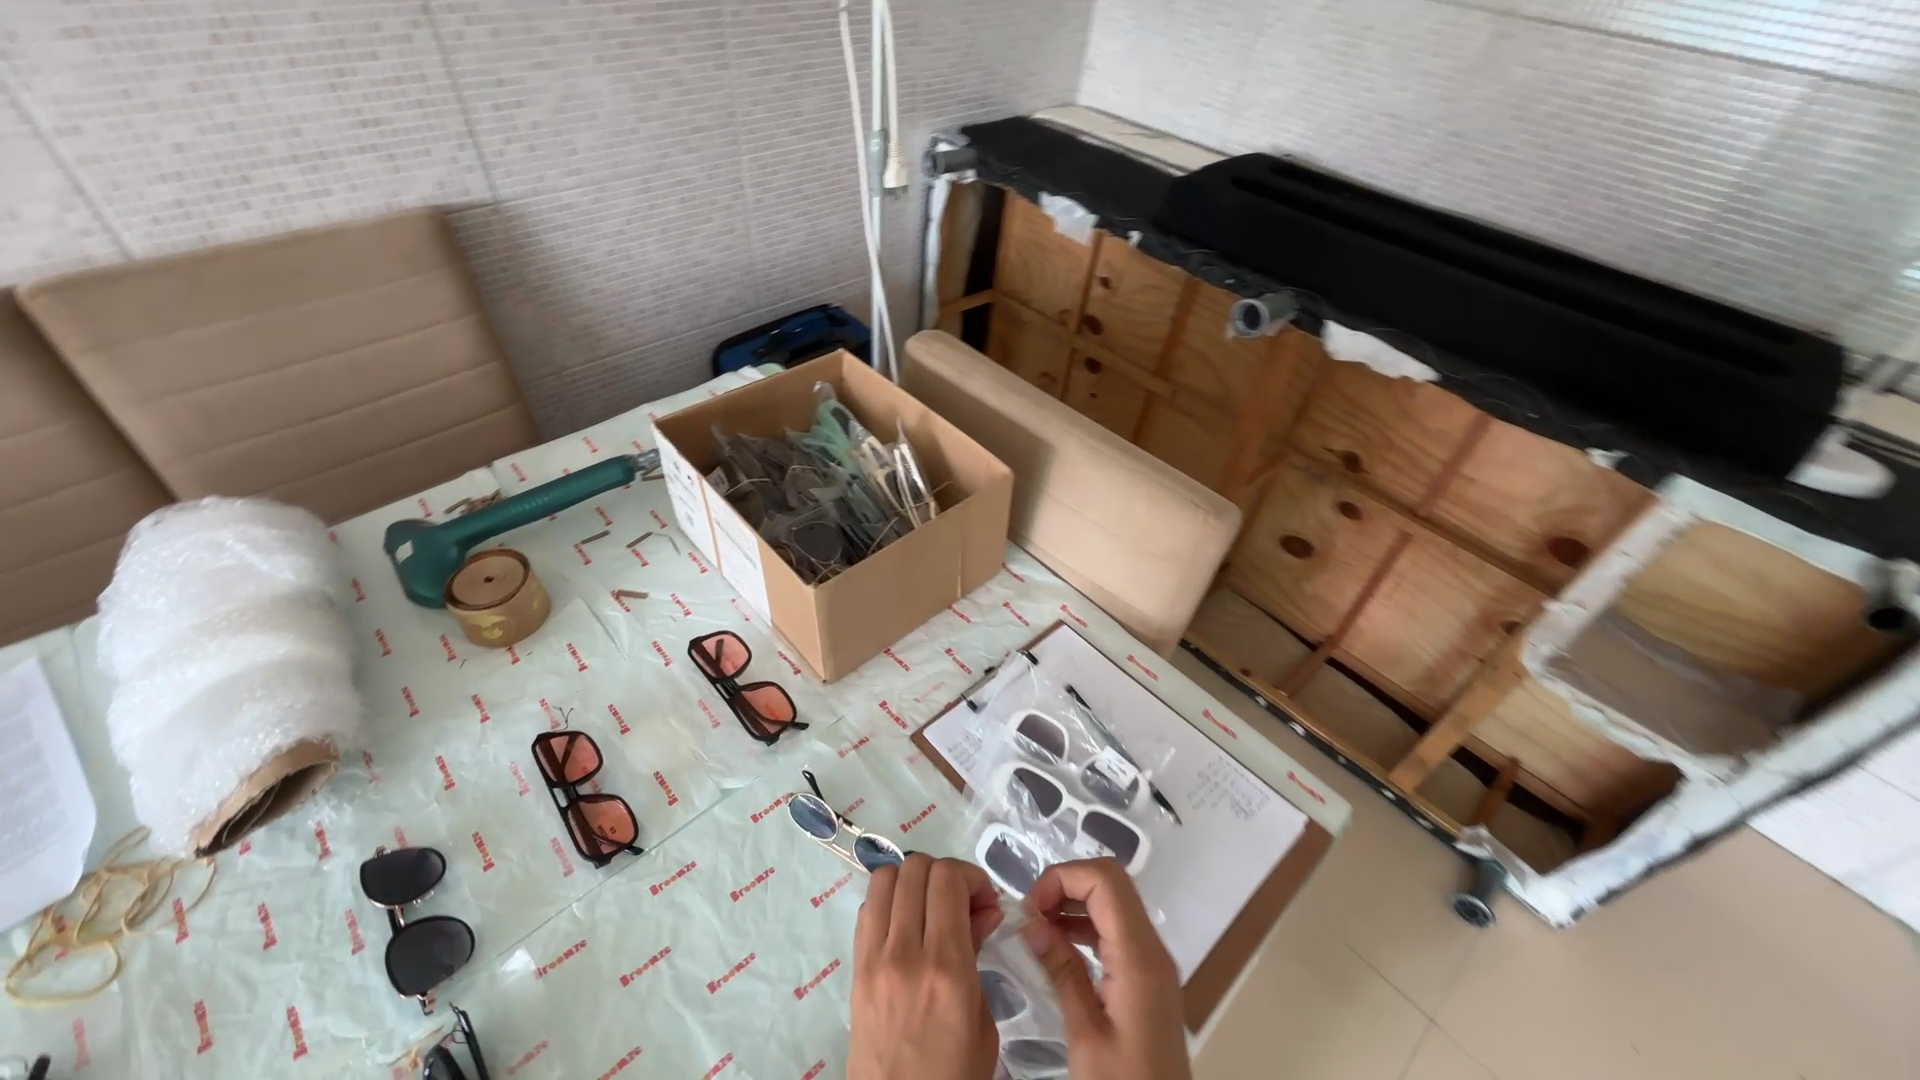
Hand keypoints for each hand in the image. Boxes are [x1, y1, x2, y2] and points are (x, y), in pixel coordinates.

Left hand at [849, 854, 1005, 1079]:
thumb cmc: (954, 1077)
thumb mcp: (982, 1022)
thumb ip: (978, 955)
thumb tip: (983, 910)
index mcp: (945, 968)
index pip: (947, 879)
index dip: (971, 876)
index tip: (985, 900)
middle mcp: (904, 953)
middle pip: (915, 868)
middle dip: (946, 873)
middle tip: (963, 902)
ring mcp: (872, 959)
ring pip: (884, 879)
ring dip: (914, 880)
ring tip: (933, 906)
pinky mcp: (854, 969)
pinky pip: (867, 909)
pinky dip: (890, 901)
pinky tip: (908, 925)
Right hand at [1022, 858, 1189, 1079]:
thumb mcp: (1085, 1034)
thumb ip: (1061, 971)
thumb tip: (1031, 922)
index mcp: (1139, 958)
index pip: (1104, 881)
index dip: (1062, 879)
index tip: (1029, 909)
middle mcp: (1152, 948)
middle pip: (1111, 882)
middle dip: (1066, 884)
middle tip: (1032, 915)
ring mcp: (1154, 961)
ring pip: (1115, 901)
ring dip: (1074, 902)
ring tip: (1037, 929)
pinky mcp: (1148, 976)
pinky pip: (1118, 928)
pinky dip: (1086, 924)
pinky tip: (1058, 946)